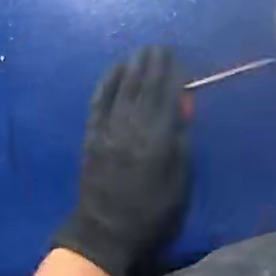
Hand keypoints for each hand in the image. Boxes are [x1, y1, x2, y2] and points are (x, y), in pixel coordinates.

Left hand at [54, 47, 189, 275]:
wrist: (105, 228)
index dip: (172, 77)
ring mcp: (109, 127)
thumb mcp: (178, 184)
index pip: (166, 99)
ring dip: (132, 67)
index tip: (177, 59)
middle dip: (153, 65)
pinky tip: (115, 69)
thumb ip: (181, 145)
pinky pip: (100, 99)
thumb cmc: (150, 212)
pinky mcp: (92, 131)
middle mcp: (132, 128)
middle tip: (160, 46)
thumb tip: (183, 110)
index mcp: (158, 142)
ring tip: (141, 51)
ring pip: (122, 88)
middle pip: (144, 88)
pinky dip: (108, 81)